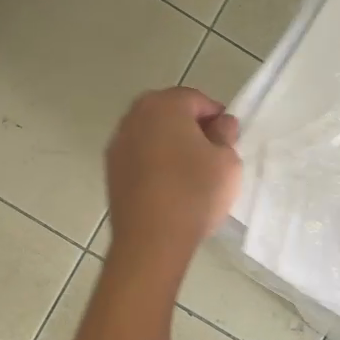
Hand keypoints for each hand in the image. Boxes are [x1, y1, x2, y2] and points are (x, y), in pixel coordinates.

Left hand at [106, 86, 241, 263]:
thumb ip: (226, 136)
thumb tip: (221, 124)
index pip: (197, 100)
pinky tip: (168, 190)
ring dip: (171, 148)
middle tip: (210, 157)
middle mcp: (136, 115)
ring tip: (189, 176)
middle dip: (191, 130)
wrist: (151, 239)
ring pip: (152, 136)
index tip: (229, 141)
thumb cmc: (195, 194)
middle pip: (170, 114)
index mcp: (165, 104)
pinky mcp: (111, 170)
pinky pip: (140, 159)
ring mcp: (118, 142)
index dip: (217, 118)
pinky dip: (155, 166)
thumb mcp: (227, 163)